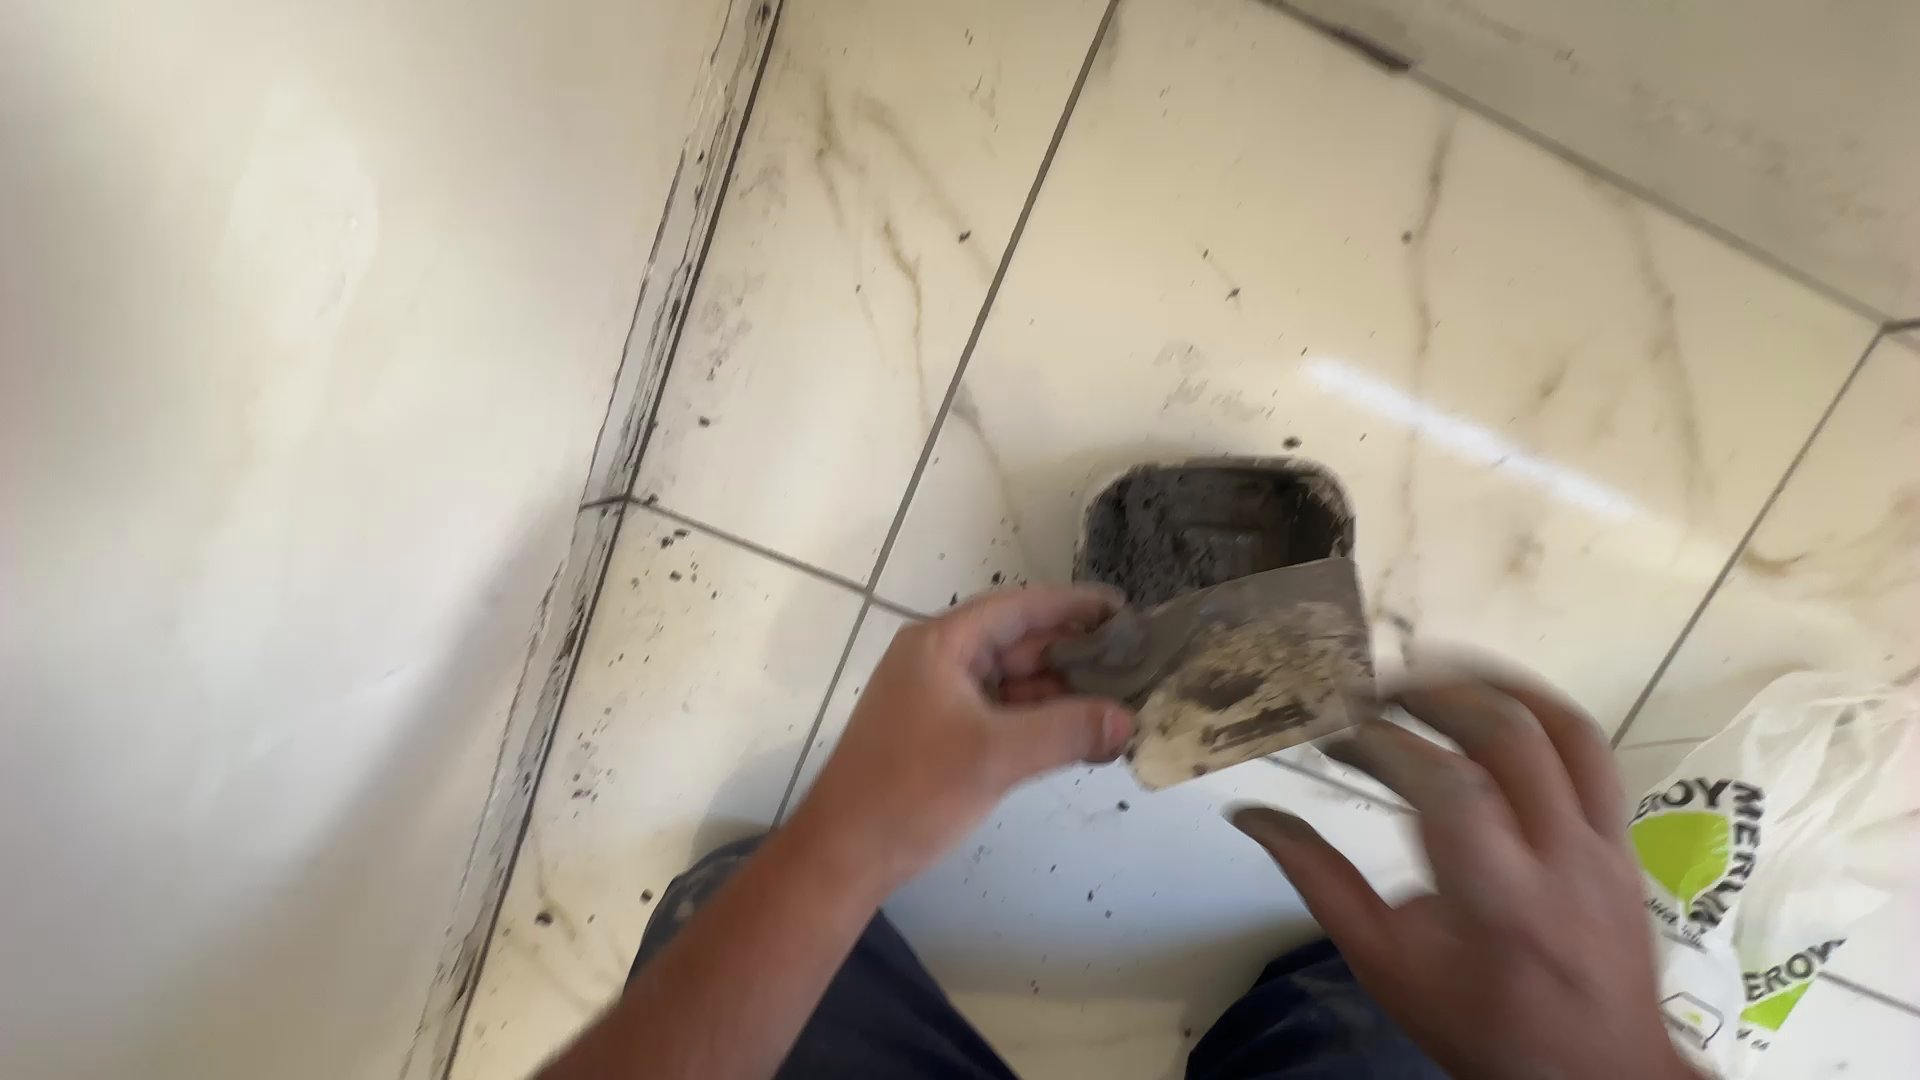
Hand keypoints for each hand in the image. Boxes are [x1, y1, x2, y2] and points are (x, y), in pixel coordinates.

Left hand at [786, 585, 1135, 892]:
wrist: (844, 851)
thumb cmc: (911, 789)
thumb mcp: (995, 756)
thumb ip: (1065, 731)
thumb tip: (1127, 719)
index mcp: (942, 644)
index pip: (1017, 608)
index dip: (1071, 606)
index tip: (1121, 611)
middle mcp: (941, 660)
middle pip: (1018, 644)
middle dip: (1074, 656)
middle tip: (1134, 666)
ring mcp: (940, 697)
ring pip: (1013, 682)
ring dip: (1060, 693)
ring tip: (1120, 703)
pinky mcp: (944, 731)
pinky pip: (1002, 713)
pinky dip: (1038, 721)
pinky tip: (1080, 734)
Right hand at [1232, 670, 1696, 1079]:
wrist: (1598, 1076)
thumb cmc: (1478, 1022)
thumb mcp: (1379, 959)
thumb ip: (1314, 876)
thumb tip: (1250, 814)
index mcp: (1498, 896)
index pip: (1446, 785)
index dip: (1381, 743)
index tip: (1335, 735)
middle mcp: (1561, 857)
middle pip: (1508, 736)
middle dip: (1431, 693)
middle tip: (1370, 691)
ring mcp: (1602, 842)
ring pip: (1562, 728)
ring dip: (1486, 685)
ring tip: (1424, 674)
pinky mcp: (1618, 837)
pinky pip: (1589, 749)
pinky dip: (1531, 707)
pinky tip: (1482, 698)